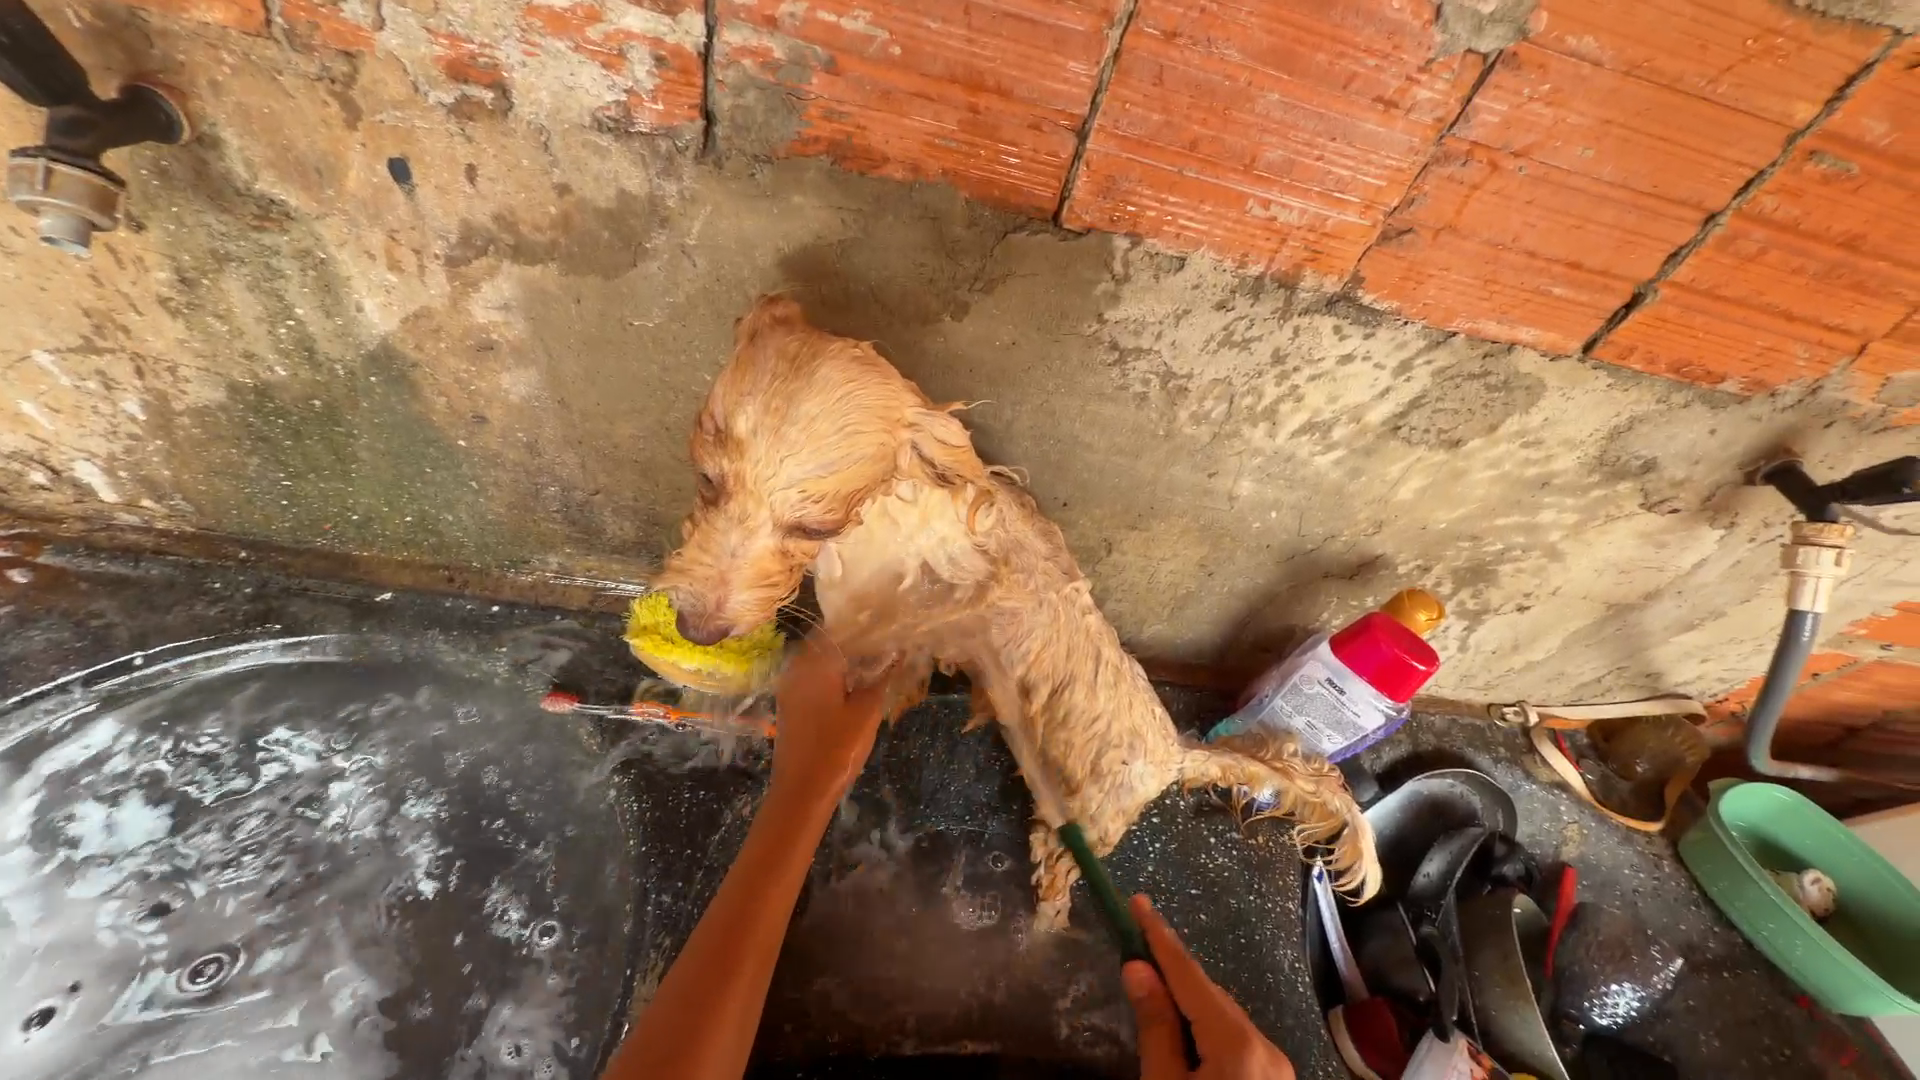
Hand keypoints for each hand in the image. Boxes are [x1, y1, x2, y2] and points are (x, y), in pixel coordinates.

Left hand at [769, 632, 886, 806]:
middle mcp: (797, 668)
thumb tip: (895, 656)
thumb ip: (880, 678)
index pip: (838, 628)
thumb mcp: (867, 711)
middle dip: (853, 642)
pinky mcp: (789, 704)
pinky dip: (830, 675)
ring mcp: (790, 686)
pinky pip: (811, 677)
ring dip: (841, 659)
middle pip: (825, 642)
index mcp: (815, 663)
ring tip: (871, 665)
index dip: (863, 626)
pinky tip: (851, 686)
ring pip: (817, 660)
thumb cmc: (837, 747)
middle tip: (882, 647)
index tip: (886, 628)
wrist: (802, 790)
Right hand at [1123, 894, 1295, 1079]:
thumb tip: (1137, 967)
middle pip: (1209, 997)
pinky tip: (1187, 1047)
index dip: (1159, 937)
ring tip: (1155, 1008)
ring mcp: (1277, 1067)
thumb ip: (1156, 1028)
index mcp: (1238, 1044)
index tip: (1138, 902)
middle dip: (1173, 978)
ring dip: (1190, 1010)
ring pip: (1223, 1020)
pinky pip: (1236, 1043)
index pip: (1189, 976)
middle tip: (1134, 964)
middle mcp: (1266, 1047)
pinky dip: (1208, 1035)